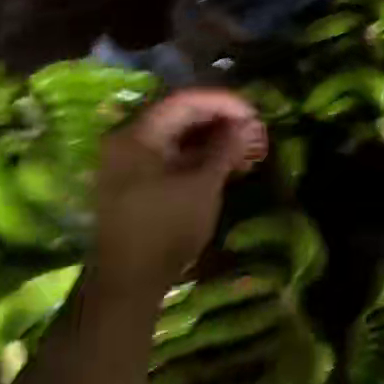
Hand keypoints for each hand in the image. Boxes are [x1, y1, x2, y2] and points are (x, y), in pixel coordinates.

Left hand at [94, 89, 265, 295]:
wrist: (129, 281)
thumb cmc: (166, 229)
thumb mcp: (202, 186)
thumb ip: (225, 150)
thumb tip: (247, 125)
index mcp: (138, 134)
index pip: (185, 101)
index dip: (223, 103)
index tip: (255, 113)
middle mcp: (128, 141)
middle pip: (179, 117)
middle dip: (221, 122)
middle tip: (255, 132)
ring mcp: (129, 164)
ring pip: (177, 140)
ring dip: (213, 142)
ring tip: (248, 151)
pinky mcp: (136, 184)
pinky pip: (170, 159)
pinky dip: (198, 159)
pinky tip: (226, 167)